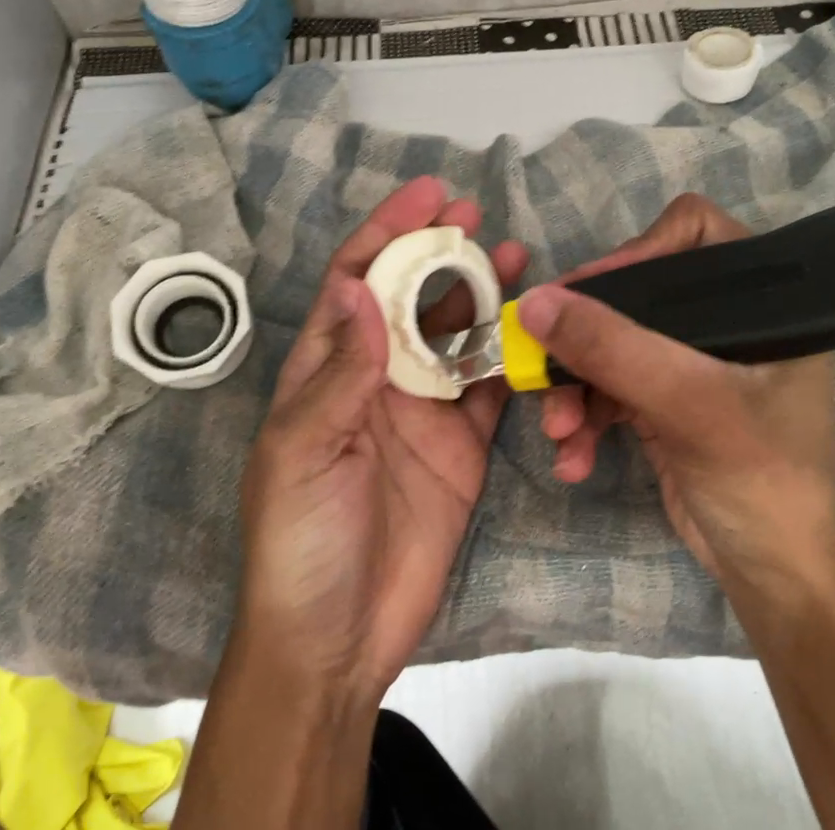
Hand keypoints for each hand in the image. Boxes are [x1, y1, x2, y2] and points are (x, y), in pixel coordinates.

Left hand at [233, 177, 527, 699]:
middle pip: (410, 301)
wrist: (337, 637)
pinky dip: (510, 360)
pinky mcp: (460, 450)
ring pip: (455, 338)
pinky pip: (488, 393)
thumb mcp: (303, 452)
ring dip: (481, 297)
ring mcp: (421, 415)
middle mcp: (373, 383)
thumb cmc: (300, 542)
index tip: (427, 197)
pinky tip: (533, 328)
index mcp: (324, 374)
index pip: (354, 286)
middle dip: (439, 254)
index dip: (385, 236)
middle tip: (478, 217)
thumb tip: (357, 288)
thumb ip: (339, 374)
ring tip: (517, 256)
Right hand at [520, 194, 834, 578]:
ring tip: (558, 432)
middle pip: (635, 294)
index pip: (694, 233)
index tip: (590, 295)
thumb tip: (534, 303)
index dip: (639, 251)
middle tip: (542, 361)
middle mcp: (725, 323)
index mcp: (761, 303)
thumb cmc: (763, 480)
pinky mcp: (664, 404)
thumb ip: (615, 350)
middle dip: (586, 337)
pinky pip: (608, 391)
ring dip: (576, 387)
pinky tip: (573, 458)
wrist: (775, 575)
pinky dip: (585, 419)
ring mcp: (691, 365)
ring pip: (613, 346)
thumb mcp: (692, 406)